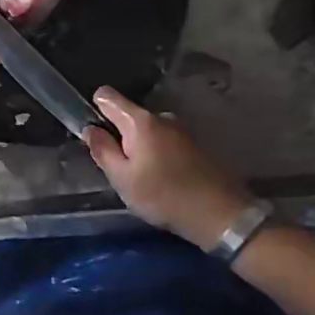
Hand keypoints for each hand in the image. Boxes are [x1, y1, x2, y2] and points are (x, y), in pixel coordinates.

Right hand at [83, 87, 254, 248]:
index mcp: (140, 121)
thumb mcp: (122, 178)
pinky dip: (159, 154)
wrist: (225, 218)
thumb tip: (90, 129)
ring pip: (149, 131)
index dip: (94, 108)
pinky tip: (164, 179)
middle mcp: (163, 118)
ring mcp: (184, 131)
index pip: (107, 96)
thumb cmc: (165, 196)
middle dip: (119, 134)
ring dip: (141, 146)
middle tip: (120, 165)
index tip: (95, 133)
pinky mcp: (198, 146)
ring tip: (143, 175)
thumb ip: (102, 150)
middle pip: (129, 116)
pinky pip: (166, 142)